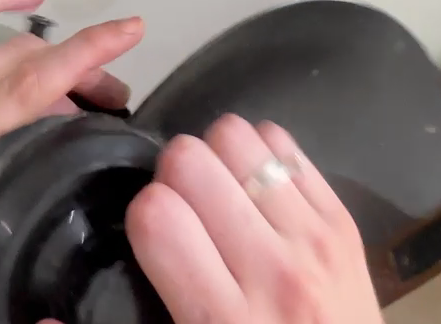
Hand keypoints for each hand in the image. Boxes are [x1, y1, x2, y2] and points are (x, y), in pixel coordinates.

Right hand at [121, 115, 381, 323]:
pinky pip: (281, 140)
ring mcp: (313, 237)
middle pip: (189, 159)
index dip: (144, 213)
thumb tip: (97, 264)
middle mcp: (271, 271)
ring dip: (218, 157)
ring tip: (224, 192)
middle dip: (175, 174)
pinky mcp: (342, 217)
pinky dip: (260, 154)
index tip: (155, 232)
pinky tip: (260, 189)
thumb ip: (157, 298)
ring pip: (234, 135)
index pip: (156, 216)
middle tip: (187, 206)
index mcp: (224, 321)